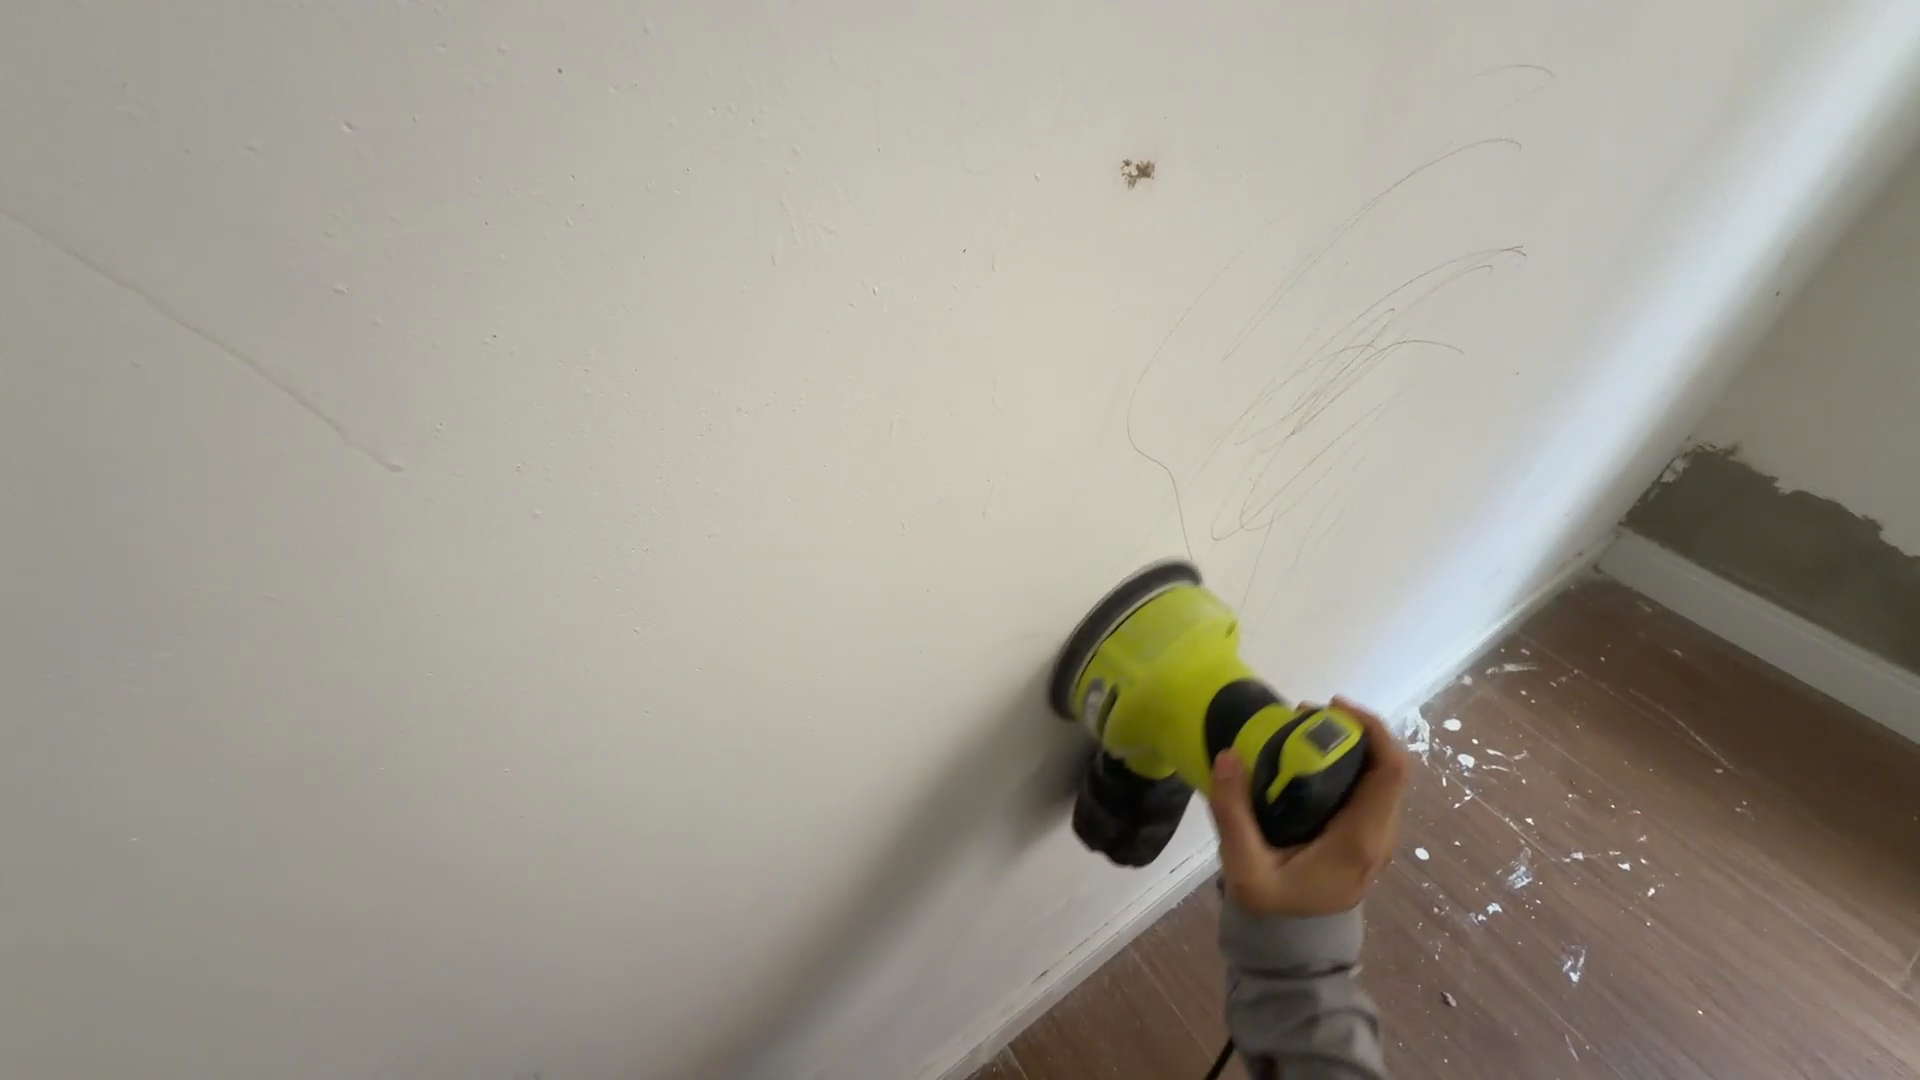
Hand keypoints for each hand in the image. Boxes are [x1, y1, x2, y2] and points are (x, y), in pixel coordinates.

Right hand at [1206, 696, 1409, 916]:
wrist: (1293, 949)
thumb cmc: (1272, 908)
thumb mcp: (1243, 866)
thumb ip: (1233, 812)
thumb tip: (1227, 754)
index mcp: (1360, 840)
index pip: (1391, 772)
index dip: (1372, 729)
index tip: (1330, 707)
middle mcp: (1379, 835)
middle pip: (1389, 766)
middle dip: (1353, 730)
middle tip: (1302, 716)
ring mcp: (1376, 836)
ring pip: (1380, 774)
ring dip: (1349, 743)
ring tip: (1299, 729)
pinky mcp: (1364, 835)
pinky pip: (1367, 786)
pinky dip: (1344, 761)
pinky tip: (1304, 757)